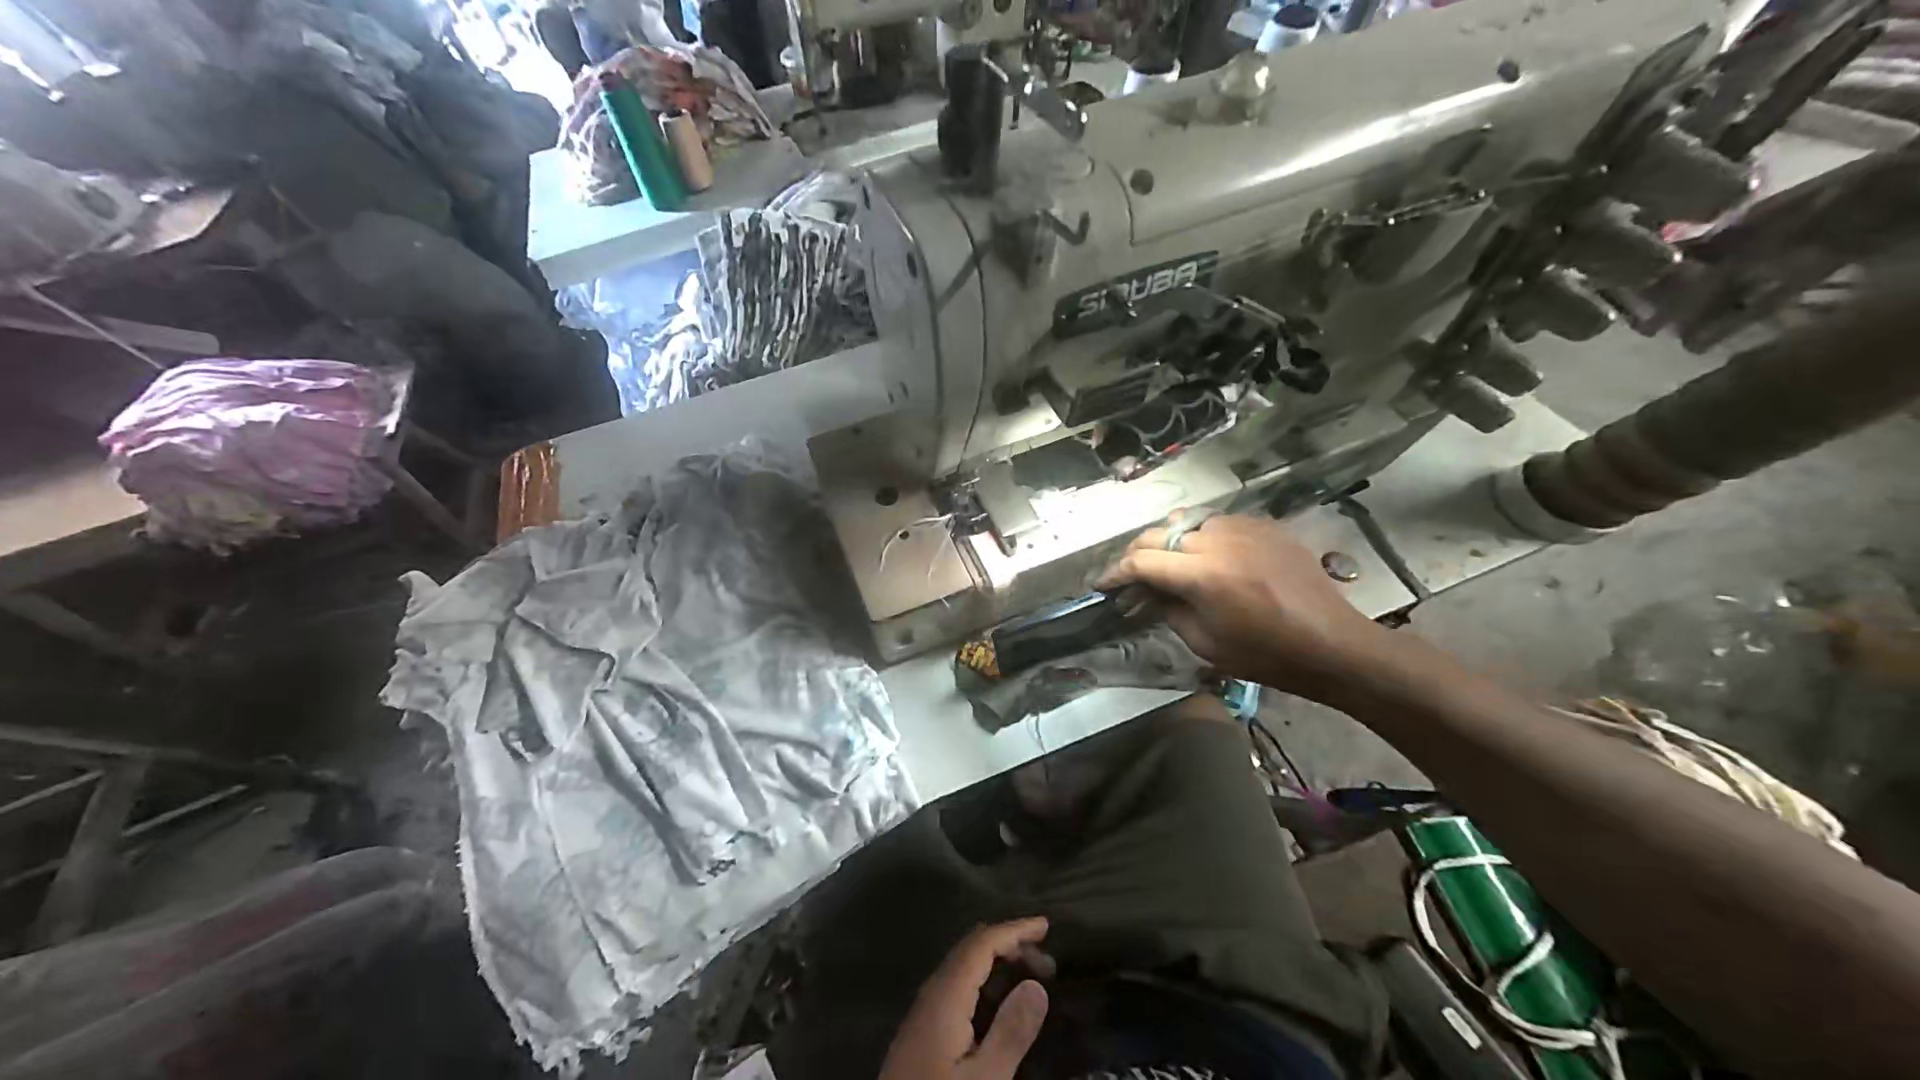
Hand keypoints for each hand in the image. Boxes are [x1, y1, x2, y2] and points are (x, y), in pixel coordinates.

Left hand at [879, 918, 1052, 1079]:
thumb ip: (1011, 1032)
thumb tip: (1037, 984)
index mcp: (945, 997)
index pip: (980, 944)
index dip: (1014, 930)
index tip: (1046, 926)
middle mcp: (931, 995)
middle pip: (970, 949)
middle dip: (1009, 944)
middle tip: (1047, 960)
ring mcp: (923, 1013)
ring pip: (961, 967)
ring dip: (996, 961)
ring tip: (1030, 975)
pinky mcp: (922, 1033)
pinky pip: (956, 986)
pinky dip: (983, 978)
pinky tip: (997, 1001)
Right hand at [1096, 512, 1395, 700]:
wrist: (1332, 644)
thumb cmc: (1265, 655)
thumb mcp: (1204, 642)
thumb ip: (1168, 609)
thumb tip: (1147, 591)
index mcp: (1202, 575)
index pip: (1142, 561)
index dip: (1116, 572)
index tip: (1103, 584)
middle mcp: (1219, 541)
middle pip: (1160, 534)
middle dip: (1138, 554)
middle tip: (1131, 577)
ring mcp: (1245, 528)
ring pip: (1189, 524)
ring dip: (1171, 544)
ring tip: (1171, 567)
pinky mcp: (1265, 526)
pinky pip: (1220, 525)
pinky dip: (1204, 539)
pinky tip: (1210, 560)